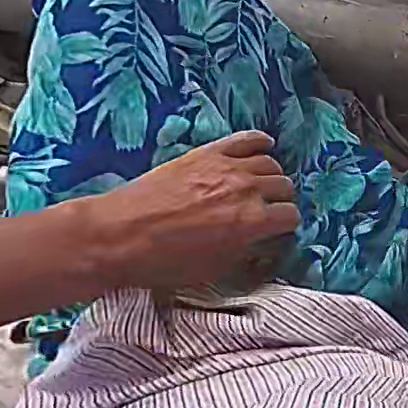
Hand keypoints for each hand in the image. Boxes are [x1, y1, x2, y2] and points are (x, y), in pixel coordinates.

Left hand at [69, 130, 300, 290]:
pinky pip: (248, 139)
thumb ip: (246, 251)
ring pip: (271, 163)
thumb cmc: (162, 262)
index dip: (285, 225)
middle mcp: (248, 189)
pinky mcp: (210, 152)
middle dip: (279, 200)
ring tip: (260, 184)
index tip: (275, 229)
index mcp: (252, 222)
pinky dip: (261, 142)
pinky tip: (264, 147)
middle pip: (284, 186)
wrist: (117, 235)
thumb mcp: (213, 269)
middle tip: (267, 208)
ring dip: (271, 176)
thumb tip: (262, 242)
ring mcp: (229, 167)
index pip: (291, 216)